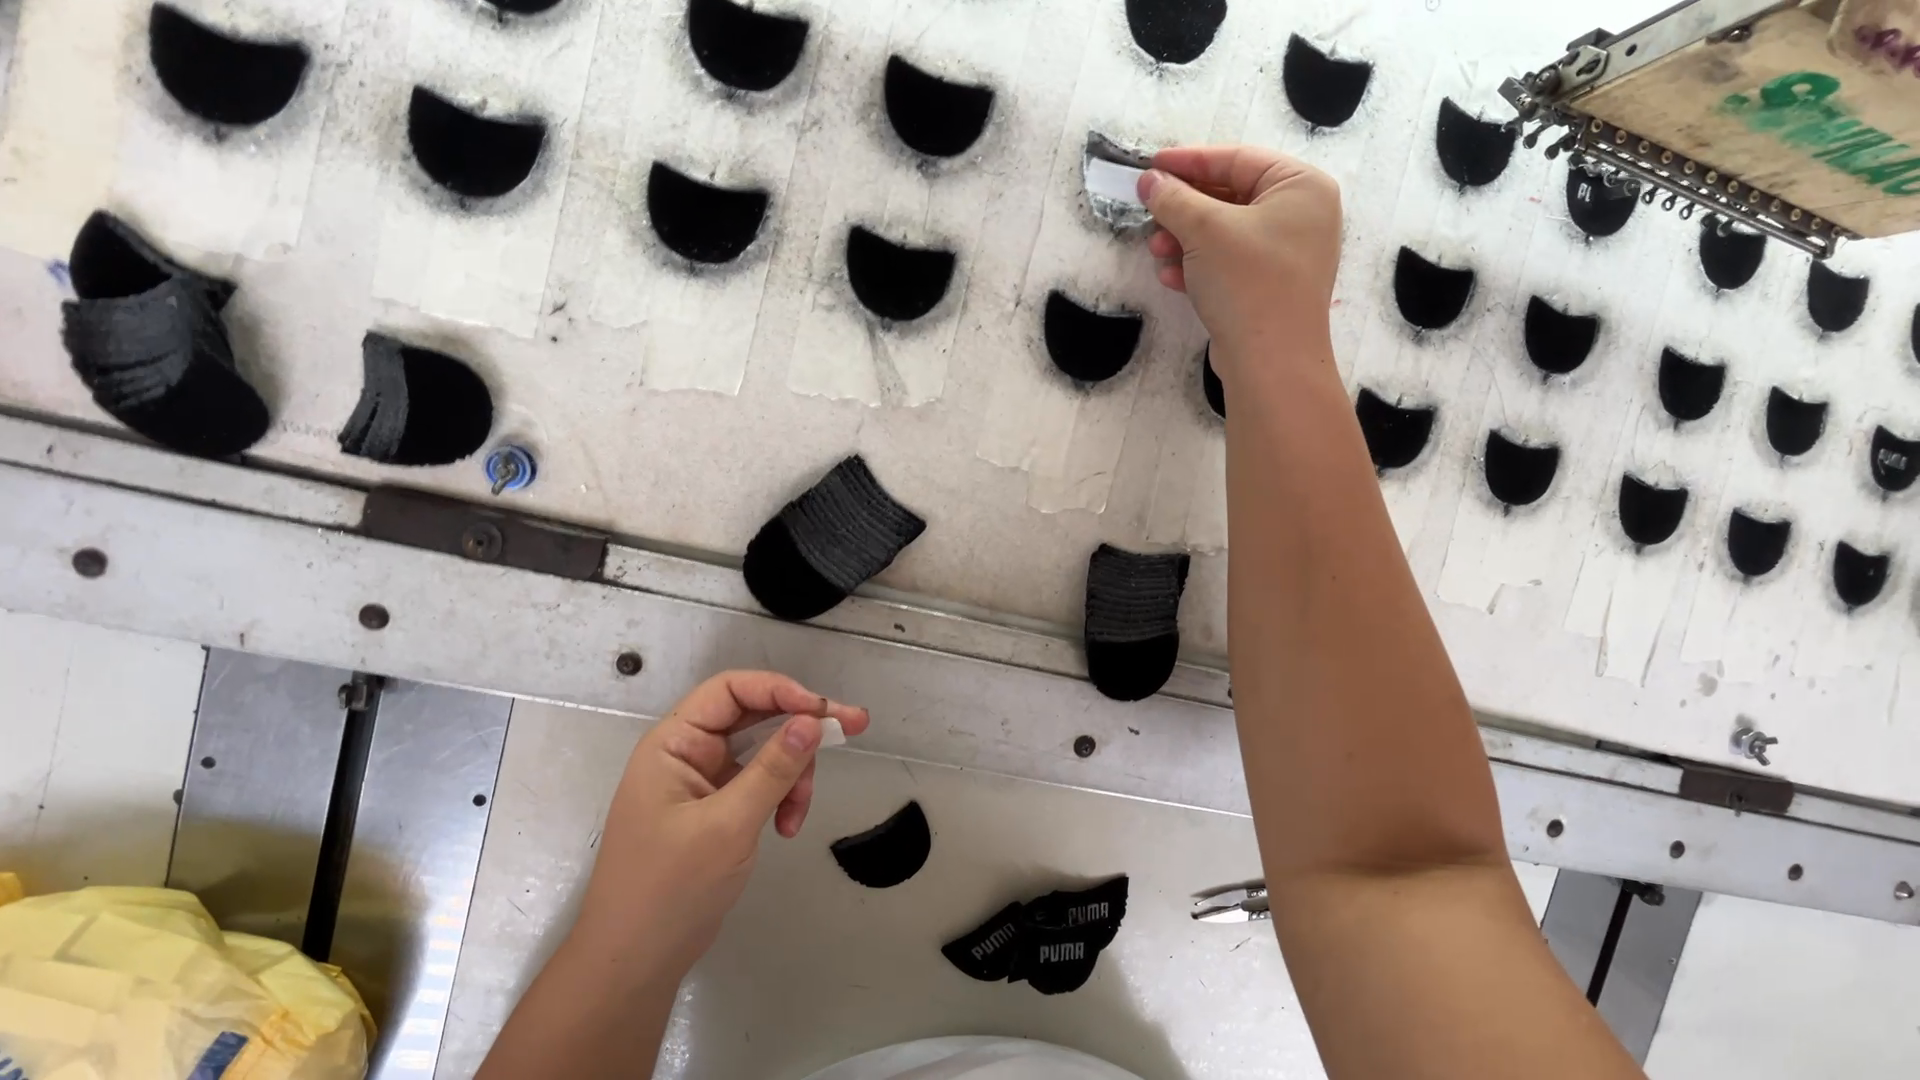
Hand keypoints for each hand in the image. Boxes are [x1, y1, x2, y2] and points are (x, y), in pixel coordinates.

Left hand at [571, 670, 870, 974]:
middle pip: (754, 717)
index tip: (823, 711)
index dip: (780, 690)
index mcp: (674, 743)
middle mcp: (688, 753)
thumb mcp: (728, 825)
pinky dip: (781, 799)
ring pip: (764, 753)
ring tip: (799, 814)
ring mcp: (703, 782)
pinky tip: (788, 827)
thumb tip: (813, 721)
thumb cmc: (669, 889)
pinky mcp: (717, 810)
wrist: (633, 964)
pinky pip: (760, 785)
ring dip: (793, 775)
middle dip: (800, 729)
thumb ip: (773, 770)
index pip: (731, 690)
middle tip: (854, 728)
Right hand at [1140, 145, 1342, 368]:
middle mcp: (1301, 216)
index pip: (1236, 160)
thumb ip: (1173, 199)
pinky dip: (1197, 266)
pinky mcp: (1268, 287)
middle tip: (1149, 214)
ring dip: (1184, 241)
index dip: (1189, 161)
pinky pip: (1227, 263)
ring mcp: (1286, 254)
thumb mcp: (1205, 230)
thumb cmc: (1248, 282)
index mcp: (1301, 187)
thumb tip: (1149, 180)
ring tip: (1157, 252)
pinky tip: (1171, 277)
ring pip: (1223, 234)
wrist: (1270, 362)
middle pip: (1229, 197)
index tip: (1150, 165)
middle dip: (1183, 209)